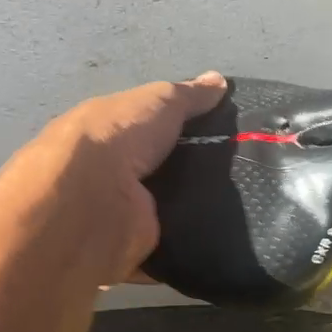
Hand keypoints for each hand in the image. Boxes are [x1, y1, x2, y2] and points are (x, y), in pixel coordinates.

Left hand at [28, 72, 227, 282]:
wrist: (88, 201)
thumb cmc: (118, 137)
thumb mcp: (159, 100)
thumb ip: (189, 95)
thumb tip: (219, 81)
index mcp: (107, 135)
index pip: (149, 130)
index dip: (183, 129)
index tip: (225, 131)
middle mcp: (109, 176)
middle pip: (161, 172)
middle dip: (196, 171)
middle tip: (242, 167)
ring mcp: (118, 216)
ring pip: (167, 210)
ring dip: (196, 207)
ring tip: (244, 199)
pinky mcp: (132, 250)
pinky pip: (170, 249)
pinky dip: (191, 246)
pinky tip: (225, 235)